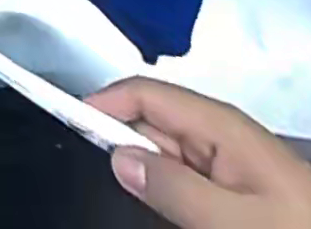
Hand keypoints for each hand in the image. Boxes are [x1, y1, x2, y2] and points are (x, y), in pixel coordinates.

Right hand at [86, 78, 310, 228]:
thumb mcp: (238, 222)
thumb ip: (175, 188)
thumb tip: (118, 154)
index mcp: (218, 123)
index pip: (144, 94)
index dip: (104, 102)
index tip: (70, 123)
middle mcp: (220, 132)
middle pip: (152, 121)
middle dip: (125, 143)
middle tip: (110, 182)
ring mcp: (231, 159)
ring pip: (168, 152)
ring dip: (148, 170)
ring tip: (147, 203)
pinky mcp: (240, 186)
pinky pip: (188, 176)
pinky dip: (170, 188)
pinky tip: (171, 210)